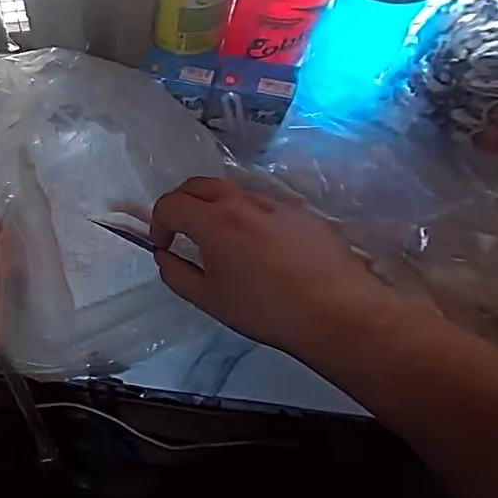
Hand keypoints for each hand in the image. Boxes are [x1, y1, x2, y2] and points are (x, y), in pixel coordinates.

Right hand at [150, 177, 420, 360]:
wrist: (339, 312)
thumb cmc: (266, 309)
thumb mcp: (209, 300)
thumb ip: (177, 274)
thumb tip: (165, 256)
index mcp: (213, 220)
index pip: (171, 204)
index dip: (158, 222)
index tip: (164, 245)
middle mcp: (242, 202)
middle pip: (198, 185)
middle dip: (182, 203)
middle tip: (183, 231)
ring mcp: (275, 203)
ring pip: (233, 193)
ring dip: (215, 208)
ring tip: (224, 243)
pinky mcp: (302, 212)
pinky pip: (264, 206)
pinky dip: (249, 218)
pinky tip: (263, 251)